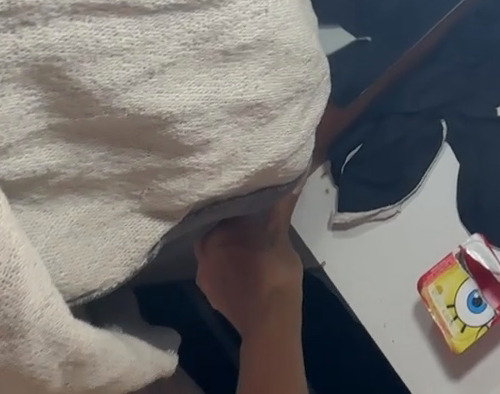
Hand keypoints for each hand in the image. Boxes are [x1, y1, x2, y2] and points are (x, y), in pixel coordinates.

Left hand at [195, 190, 303, 337]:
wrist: (268, 319)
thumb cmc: (276, 271)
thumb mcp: (282, 235)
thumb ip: (281, 207)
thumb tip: (294, 179)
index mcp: (220, 232)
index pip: (222, 208)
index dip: (235, 202)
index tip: (248, 197)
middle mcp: (205, 251)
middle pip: (214, 229)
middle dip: (229, 223)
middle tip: (249, 217)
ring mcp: (205, 274)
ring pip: (212, 250)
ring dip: (226, 245)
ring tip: (246, 241)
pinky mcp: (209, 293)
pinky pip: (214, 269)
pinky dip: (226, 264)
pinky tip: (242, 264)